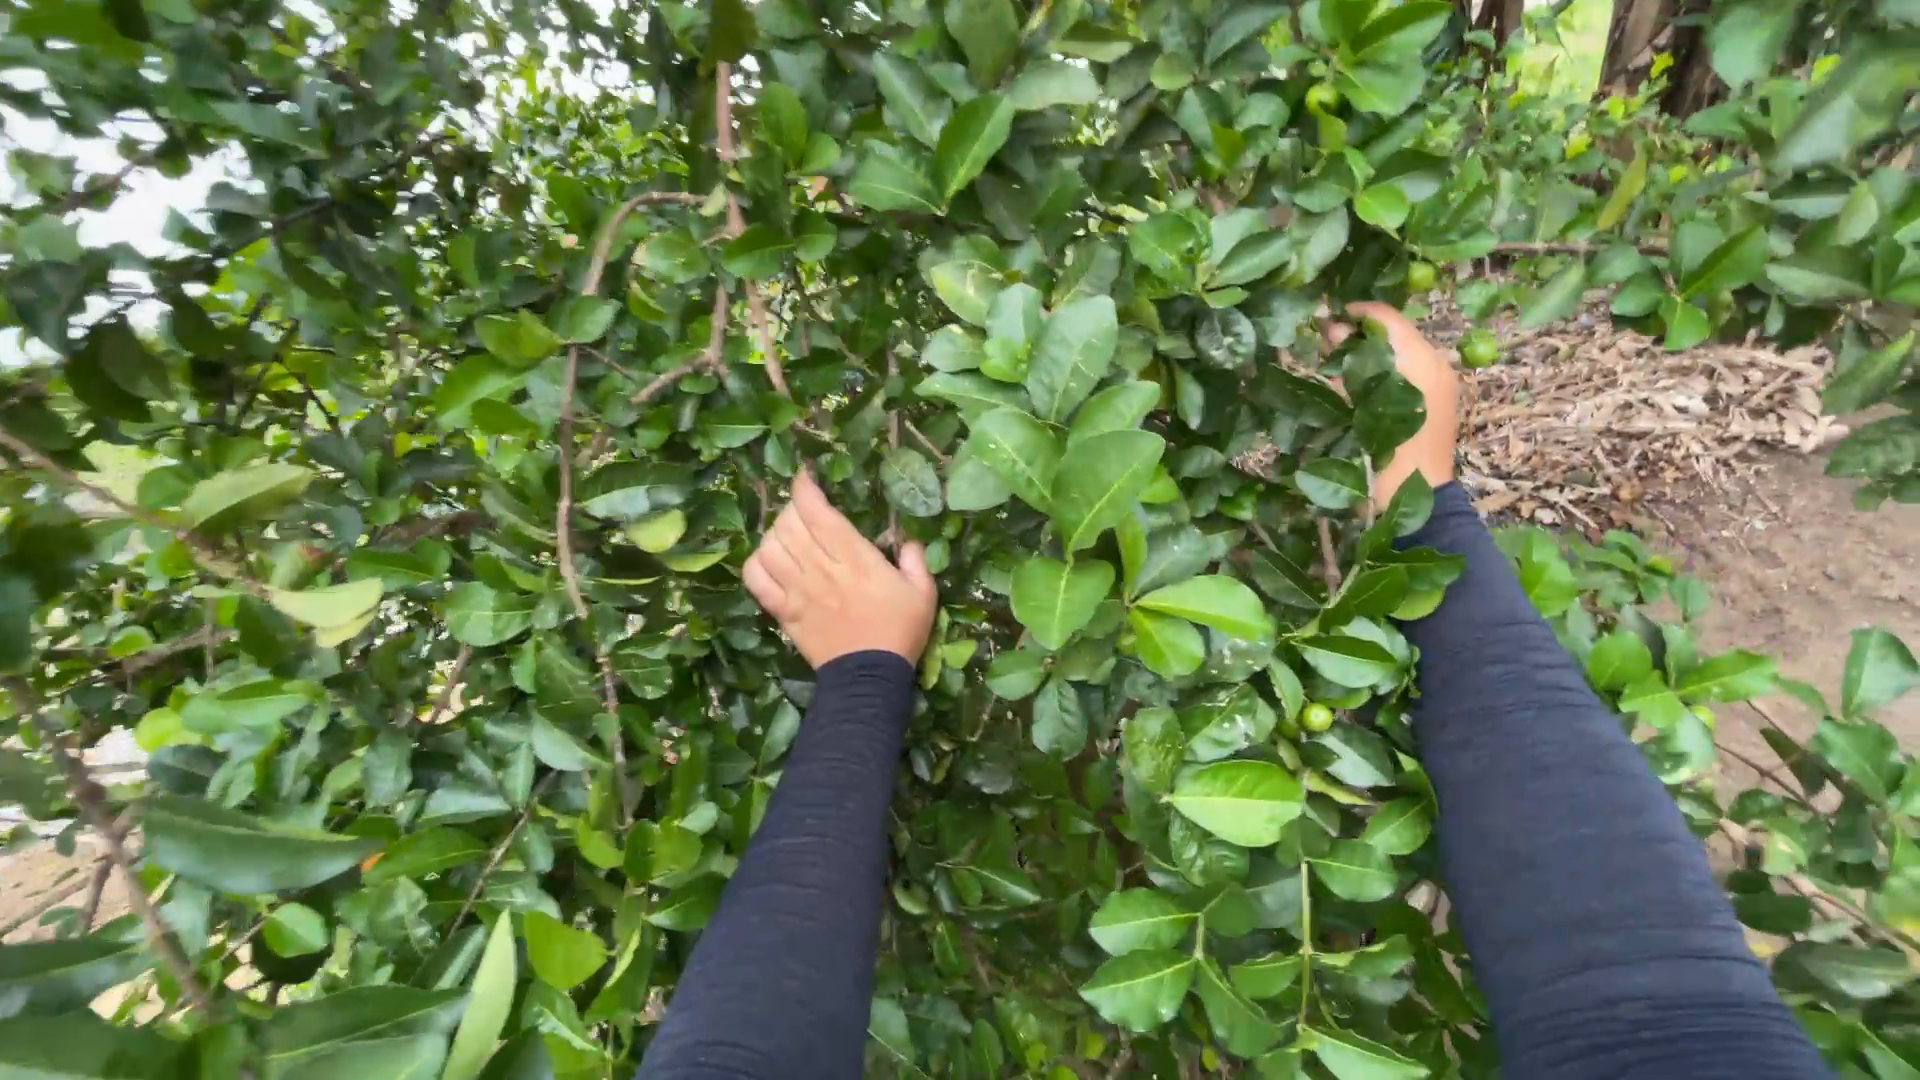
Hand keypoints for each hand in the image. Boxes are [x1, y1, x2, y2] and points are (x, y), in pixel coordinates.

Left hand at [742, 470, 938, 668]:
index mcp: (856, 559)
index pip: (819, 513)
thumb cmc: (899, 633)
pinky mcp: (783, 611)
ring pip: (770, 547)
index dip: (805, 489)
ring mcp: (798, 591)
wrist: (869, 678)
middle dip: (792, 509)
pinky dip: (757, 563)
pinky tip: (769, 561)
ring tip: (788, 535)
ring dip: (775, 533)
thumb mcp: (923, 594)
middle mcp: (822, 569)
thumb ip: (915, 562)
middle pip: (790, 524)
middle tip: (805, 511)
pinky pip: (756, 579)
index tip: (806, 477)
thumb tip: (909, 541)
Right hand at [1330, 301, 1459, 509]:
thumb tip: (1330, 330)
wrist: (1418, 500)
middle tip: (1328, 341)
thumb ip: (1346, 366)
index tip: (1328, 317)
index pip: (1388, 320)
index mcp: (1420, 363)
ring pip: (1403, 350)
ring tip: (1340, 360)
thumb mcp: (1356, 409)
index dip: (1357, 313)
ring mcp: (1441, 381)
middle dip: (1363, 332)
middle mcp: (1437, 364)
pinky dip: (1386, 368)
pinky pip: (1410, 369)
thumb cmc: (1383, 459)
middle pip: (1397, 332)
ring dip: (1373, 350)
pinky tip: (1361, 382)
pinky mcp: (1439, 397)